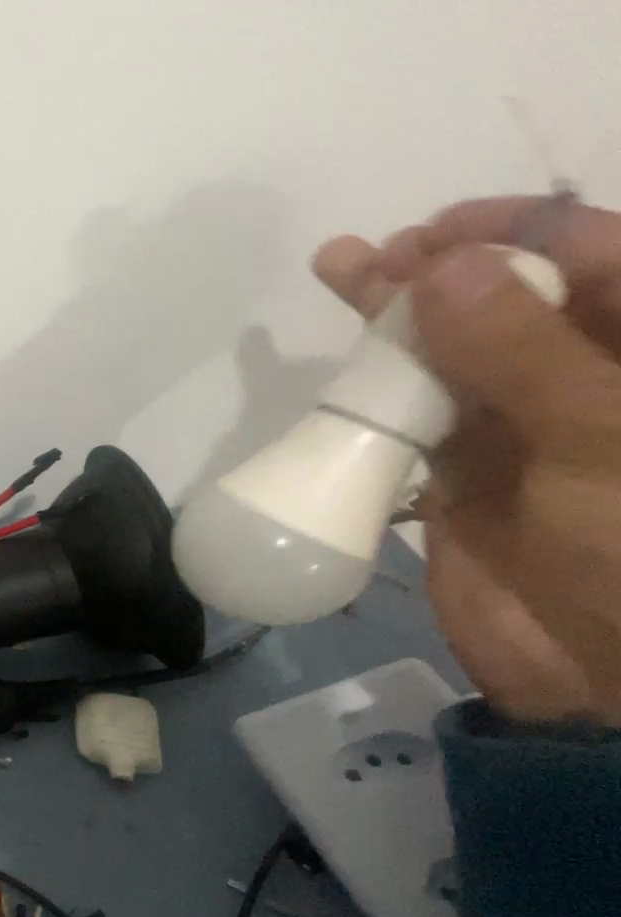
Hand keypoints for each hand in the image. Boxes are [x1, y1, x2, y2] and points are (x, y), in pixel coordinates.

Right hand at [313, 196, 620, 722]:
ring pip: (450, 353)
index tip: (438, 231)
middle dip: (442, 270)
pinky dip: (371, 390)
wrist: (604, 671)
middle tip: (369, 256)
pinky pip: (411, 416)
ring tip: (338, 272)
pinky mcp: (457, 474)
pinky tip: (336, 368)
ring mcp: (520, 429)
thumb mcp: (599, 436)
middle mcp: (590, 379)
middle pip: (513, 300)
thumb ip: (518, 349)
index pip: (604, 261)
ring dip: (394, 319)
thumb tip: (443, 266)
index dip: (524, 231)